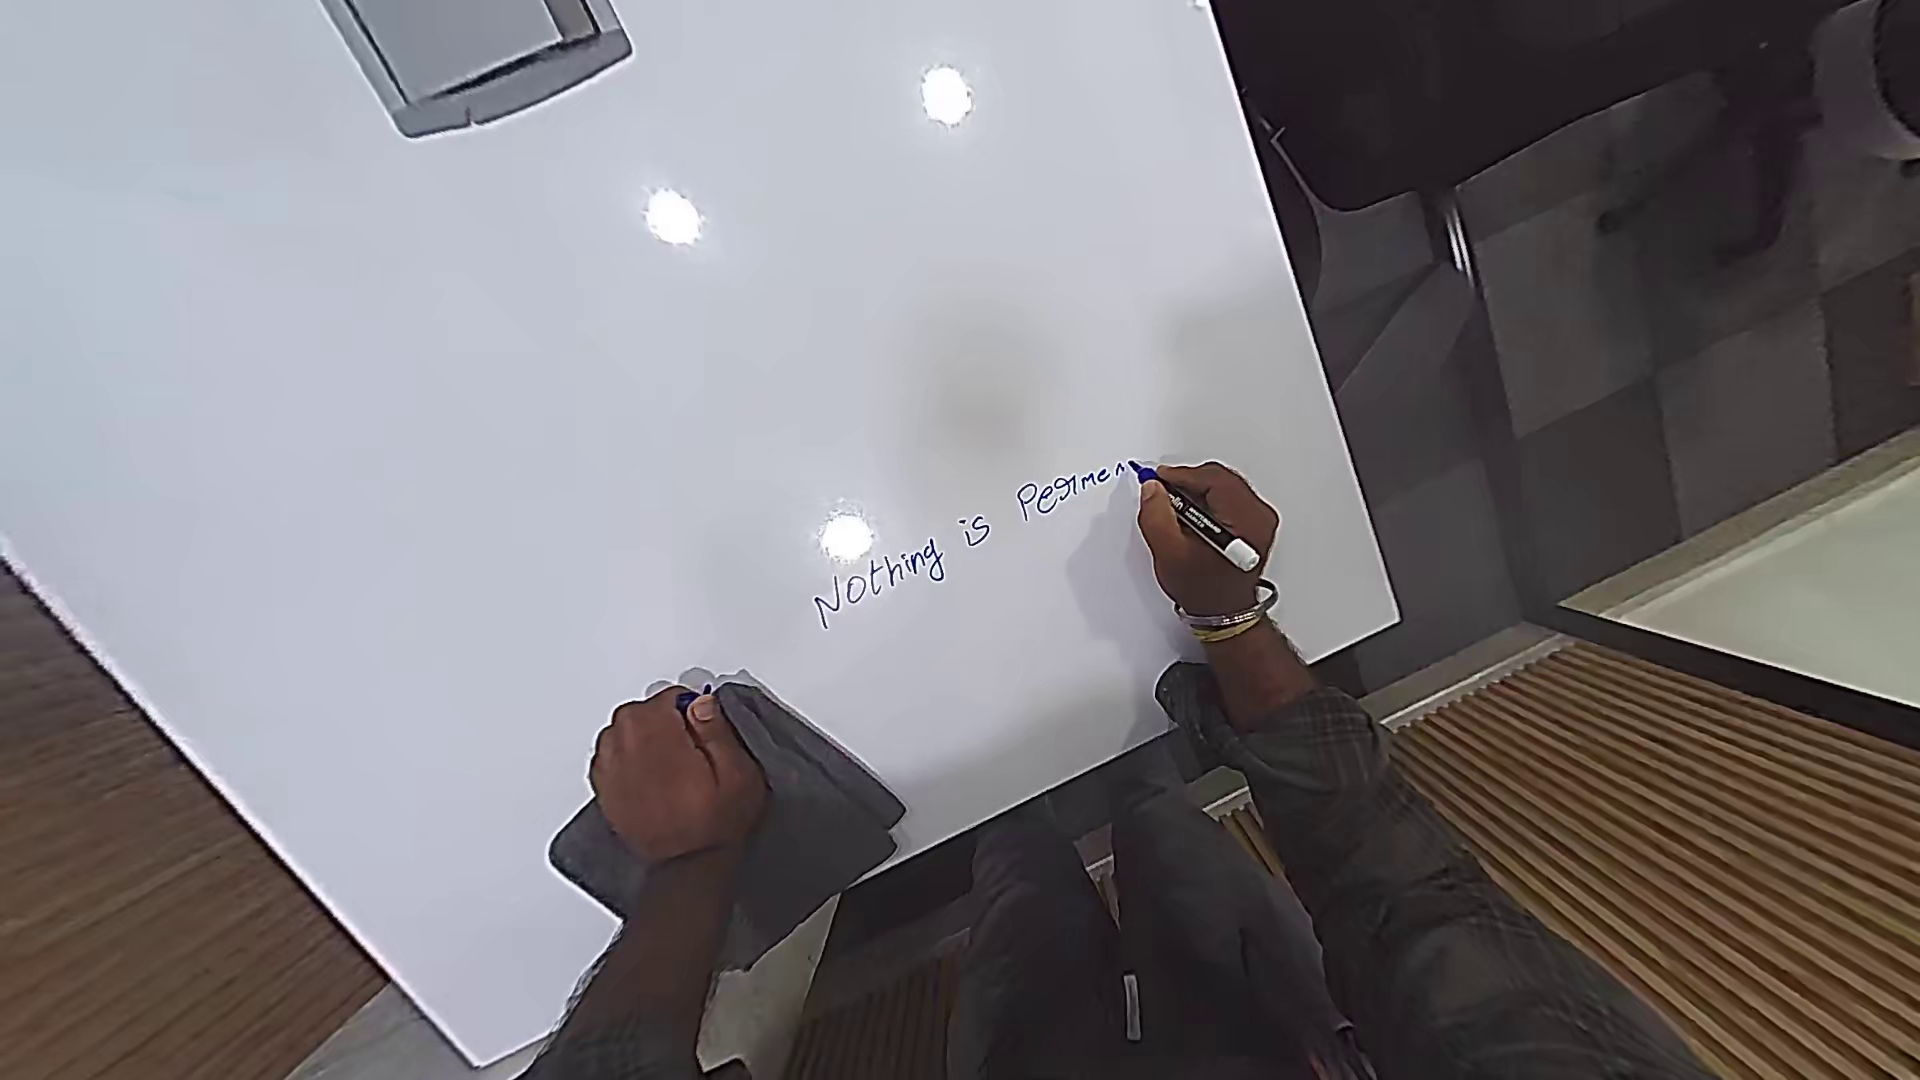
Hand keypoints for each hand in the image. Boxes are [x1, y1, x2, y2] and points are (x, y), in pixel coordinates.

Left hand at [592, 687, 767, 861]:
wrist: (691, 868)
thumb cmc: (719, 822)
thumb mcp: (739, 772)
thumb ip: (718, 732)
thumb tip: (700, 702)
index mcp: (662, 749)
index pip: (662, 700)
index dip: (687, 702)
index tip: (703, 718)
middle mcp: (630, 760)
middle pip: (634, 713)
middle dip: (660, 713)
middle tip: (688, 732)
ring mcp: (612, 779)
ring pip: (617, 731)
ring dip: (640, 730)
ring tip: (667, 747)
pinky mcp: (606, 795)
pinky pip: (605, 755)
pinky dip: (623, 750)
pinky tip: (646, 762)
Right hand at [1137, 462, 1279, 615]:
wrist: (1223, 612)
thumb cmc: (1202, 589)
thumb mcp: (1169, 554)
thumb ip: (1157, 517)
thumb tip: (1153, 488)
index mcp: (1244, 522)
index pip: (1213, 481)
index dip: (1181, 475)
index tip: (1158, 478)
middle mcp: (1258, 517)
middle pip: (1221, 479)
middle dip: (1188, 480)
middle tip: (1162, 488)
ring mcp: (1259, 519)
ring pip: (1224, 485)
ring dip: (1196, 488)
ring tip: (1173, 502)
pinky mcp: (1254, 522)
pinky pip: (1229, 496)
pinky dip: (1206, 497)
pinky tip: (1188, 511)